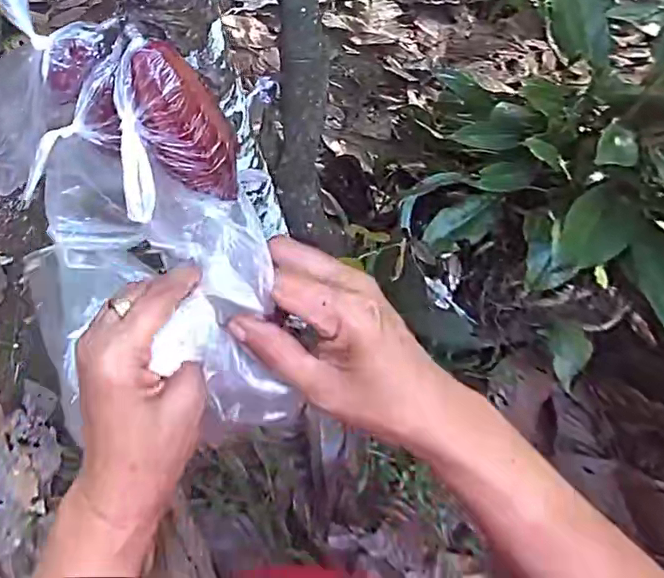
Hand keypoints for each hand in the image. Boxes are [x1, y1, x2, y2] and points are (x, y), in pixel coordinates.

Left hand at [69, 265, 207, 534]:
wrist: (117, 485)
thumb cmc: (153, 455)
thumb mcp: (185, 406)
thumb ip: (190, 357)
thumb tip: (191, 327)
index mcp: (115, 353)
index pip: (150, 304)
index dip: (177, 285)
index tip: (199, 271)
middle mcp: (93, 341)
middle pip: (130, 297)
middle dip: (162, 286)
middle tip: (195, 282)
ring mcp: (86, 346)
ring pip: (119, 303)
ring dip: (147, 296)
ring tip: (180, 294)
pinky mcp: (88, 354)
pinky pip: (113, 318)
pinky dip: (135, 311)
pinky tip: (158, 314)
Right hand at [227, 236, 458, 451]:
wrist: (436, 411)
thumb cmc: (380, 406)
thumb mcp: (320, 389)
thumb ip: (274, 351)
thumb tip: (235, 322)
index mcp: (343, 309)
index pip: (276, 281)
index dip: (247, 292)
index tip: (227, 308)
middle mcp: (349, 281)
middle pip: (282, 251)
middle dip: (256, 273)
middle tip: (245, 305)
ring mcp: (354, 275)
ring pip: (294, 251)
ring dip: (272, 272)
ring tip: (265, 309)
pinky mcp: (356, 279)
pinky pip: (309, 261)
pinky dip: (289, 276)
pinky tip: (288, 309)